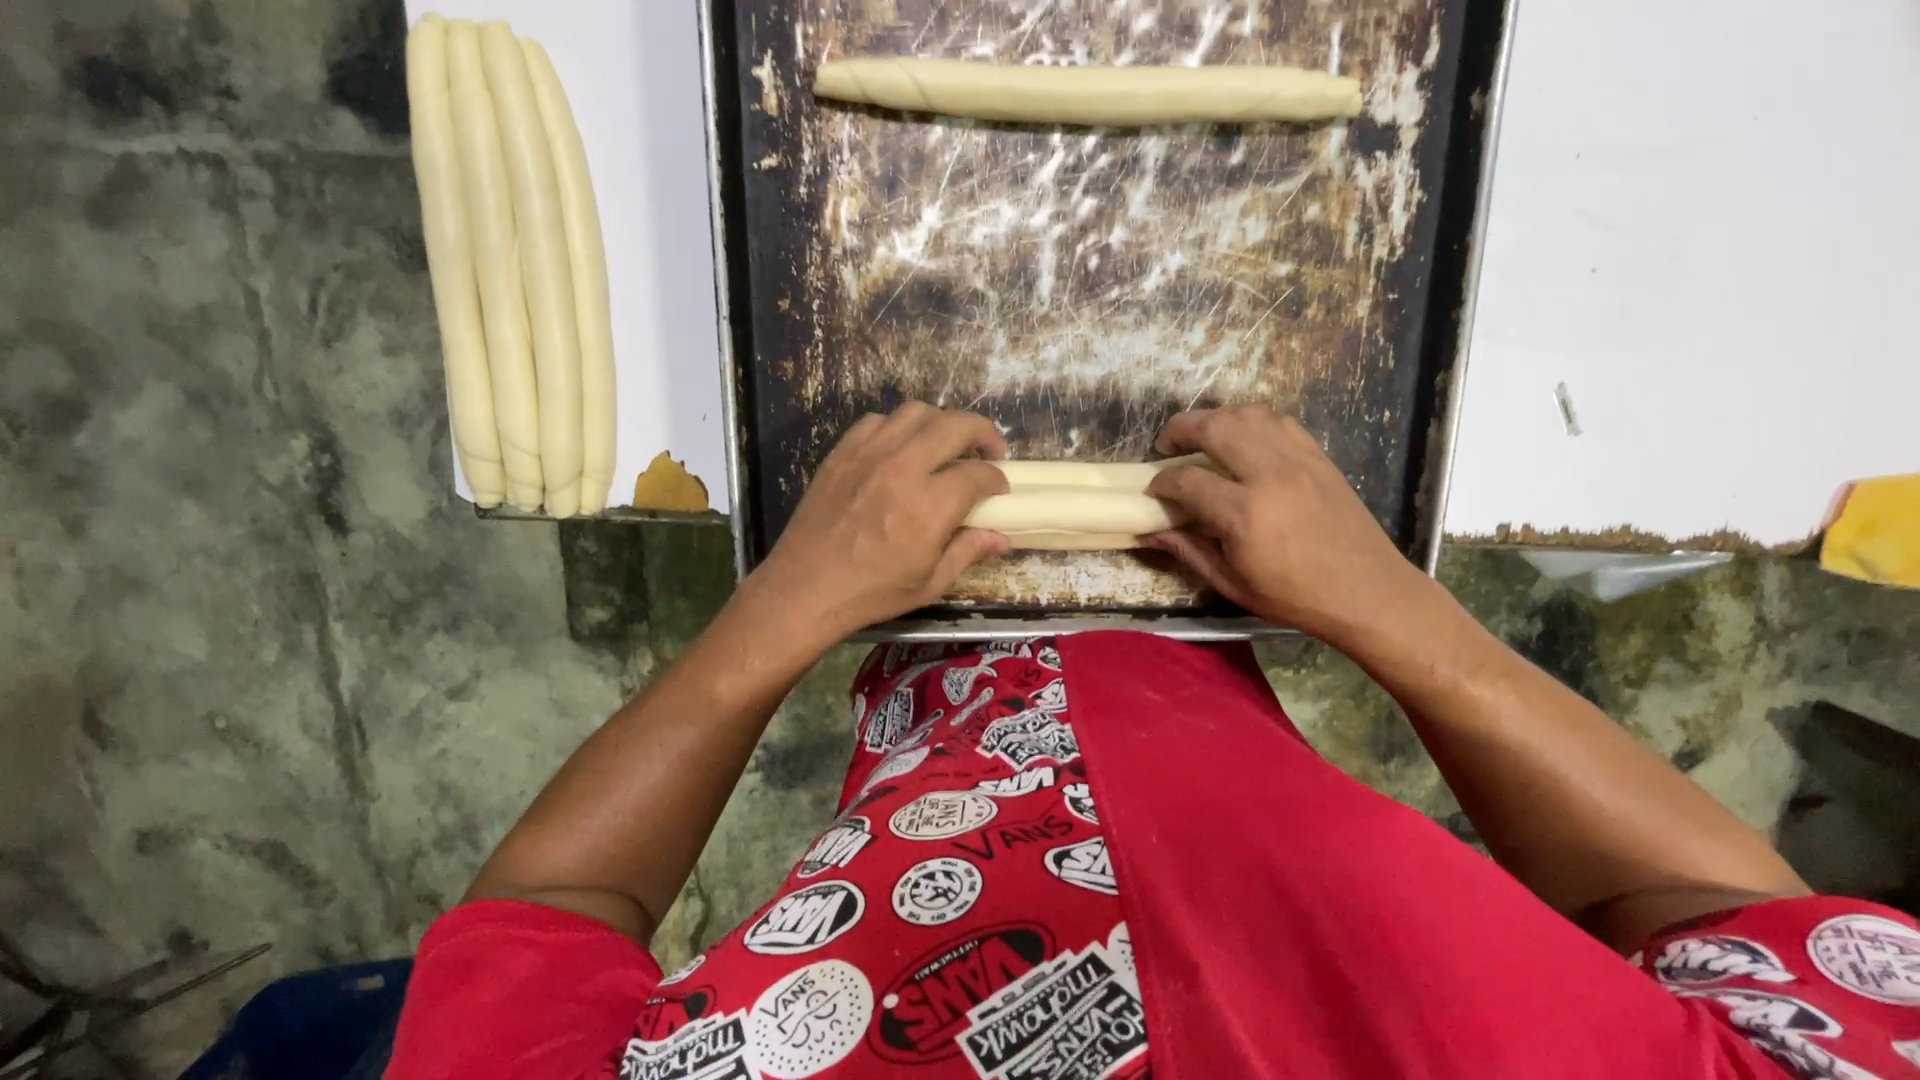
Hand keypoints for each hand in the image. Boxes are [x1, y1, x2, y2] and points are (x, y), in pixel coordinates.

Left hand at [750, 403, 1010, 635]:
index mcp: (929, 506)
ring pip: (916, 412)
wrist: (805, 589)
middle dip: (983, 433)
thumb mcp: (930, 582)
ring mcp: (868, 455)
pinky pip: (877, 421)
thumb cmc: (872, 592)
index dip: (996, 478)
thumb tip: (1000, 537)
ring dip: (941, 422)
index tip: (999, 489)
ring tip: (946, 443)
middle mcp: (902, 468)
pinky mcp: (842, 453)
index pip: (978, 474)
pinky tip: (901, 448)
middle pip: (955, 425)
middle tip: (989, 451)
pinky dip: (898, 427)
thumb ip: (968, 551)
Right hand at [1144, 405, 1433, 640]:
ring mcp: (1298, 460)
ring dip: (1217, 418)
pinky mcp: (1318, 456)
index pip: (1187, 480)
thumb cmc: (1294, 596)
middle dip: (1180, 429)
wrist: (1367, 591)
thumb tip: (1151, 531)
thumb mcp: (1232, 583)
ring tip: (1203, 437)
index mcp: (1244, 514)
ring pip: (1247, 414)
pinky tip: (1244, 440)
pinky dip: (1253, 422)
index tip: (1153, 491)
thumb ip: (1188, 550)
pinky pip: (1279, 422)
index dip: (1161, 483)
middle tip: (1166, 445)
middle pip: (1214, 427)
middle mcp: (1269, 475)